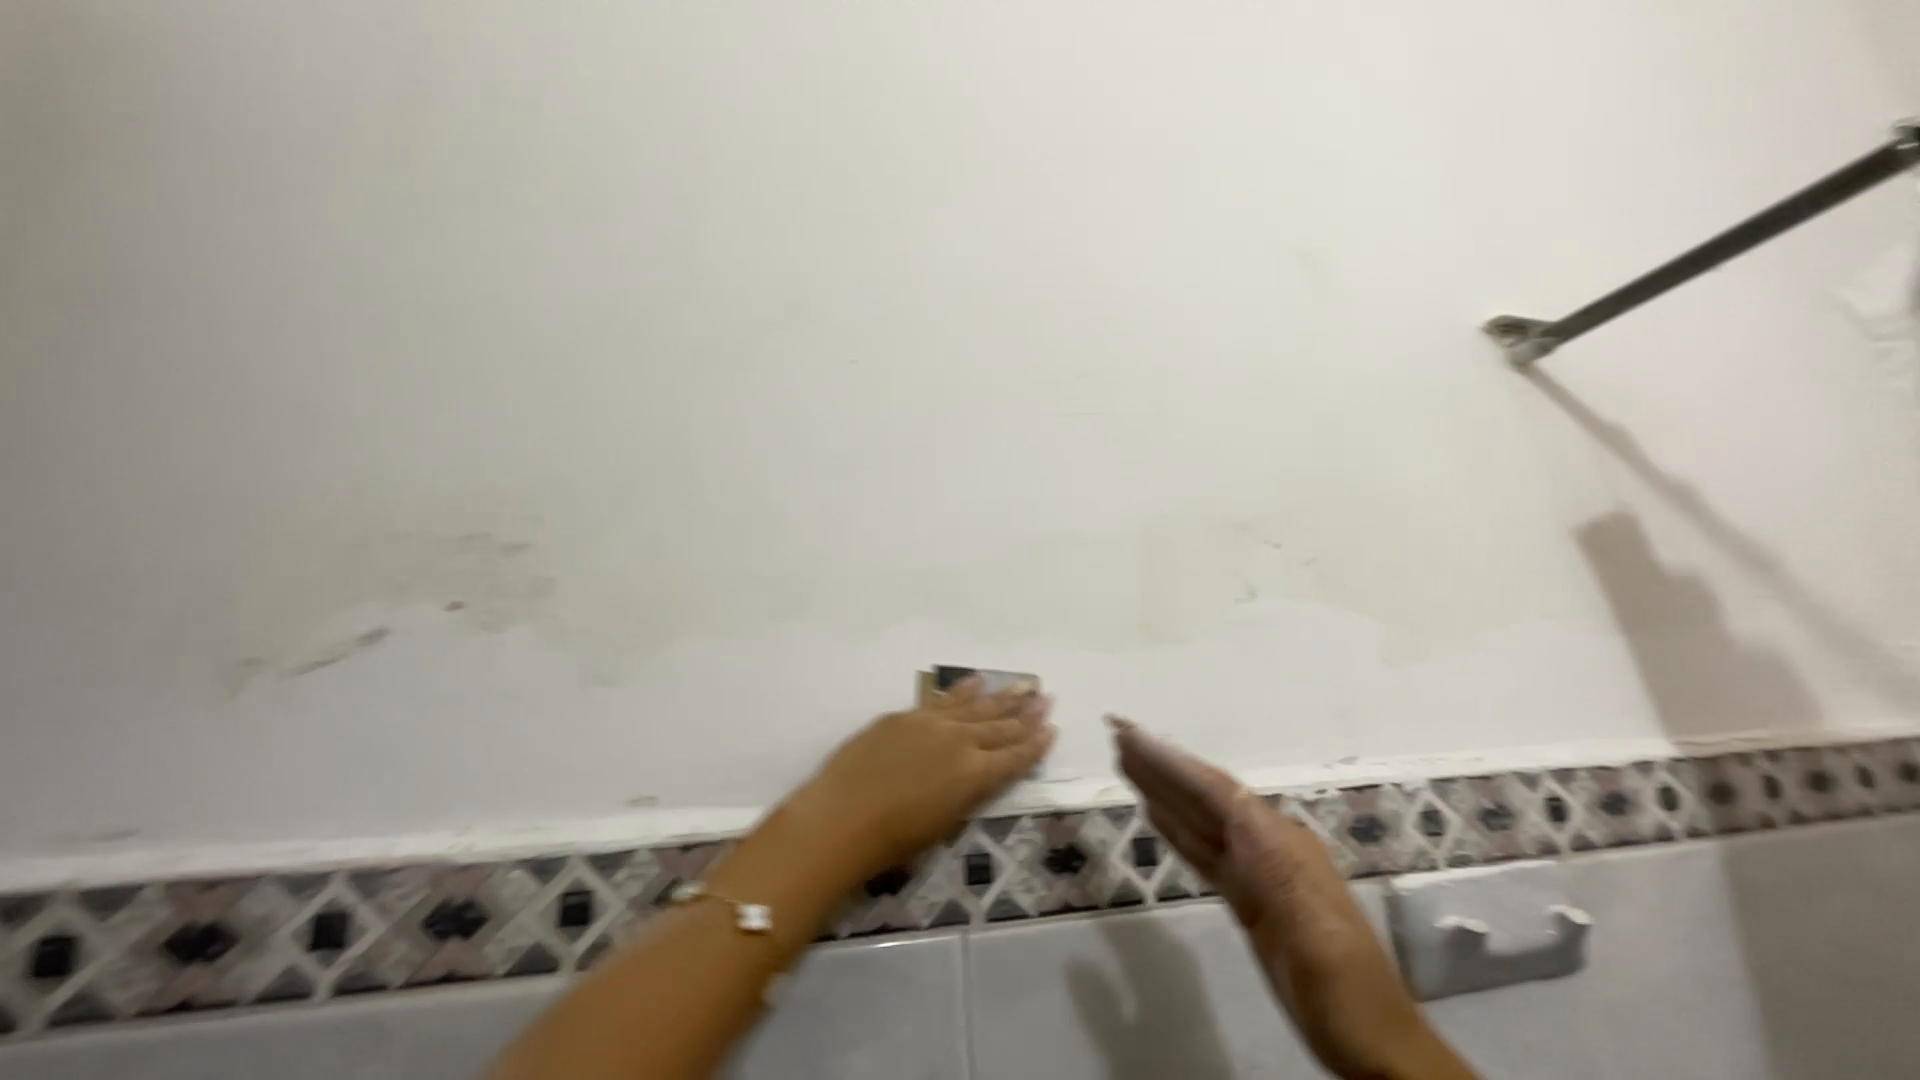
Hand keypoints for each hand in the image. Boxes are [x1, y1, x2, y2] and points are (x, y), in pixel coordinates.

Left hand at [785, 677, 1056, 880]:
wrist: (840, 818)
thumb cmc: (894, 840)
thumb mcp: (946, 823)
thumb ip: (968, 792)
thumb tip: (980, 774)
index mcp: (975, 775)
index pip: (1015, 756)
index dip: (1036, 743)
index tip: (1052, 727)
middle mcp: (960, 742)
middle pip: (1000, 725)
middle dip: (1026, 712)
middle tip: (1045, 697)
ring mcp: (931, 723)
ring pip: (975, 706)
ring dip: (1001, 696)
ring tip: (1023, 684)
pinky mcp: (905, 716)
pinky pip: (942, 699)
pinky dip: (962, 690)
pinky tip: (976, 681)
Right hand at [1110, 718, 1474, 1079]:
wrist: (1372, 1040)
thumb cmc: (1343, 989)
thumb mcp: (1311, 932)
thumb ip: (1272, 868)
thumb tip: (1232, 808)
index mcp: (1282, 847)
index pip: (1217, 791)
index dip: (1172, 761)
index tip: (1131, 735)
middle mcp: (1270, 848)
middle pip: (1206, 797)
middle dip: (1163, 767)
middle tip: (1119, 737)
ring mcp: (1260, 875)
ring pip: (1203, 822)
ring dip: (1165, 792)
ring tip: (1128, 766)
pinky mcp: (1251, 902)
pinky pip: (1206, 854)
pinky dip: (1179, 831)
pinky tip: (1157, 816)